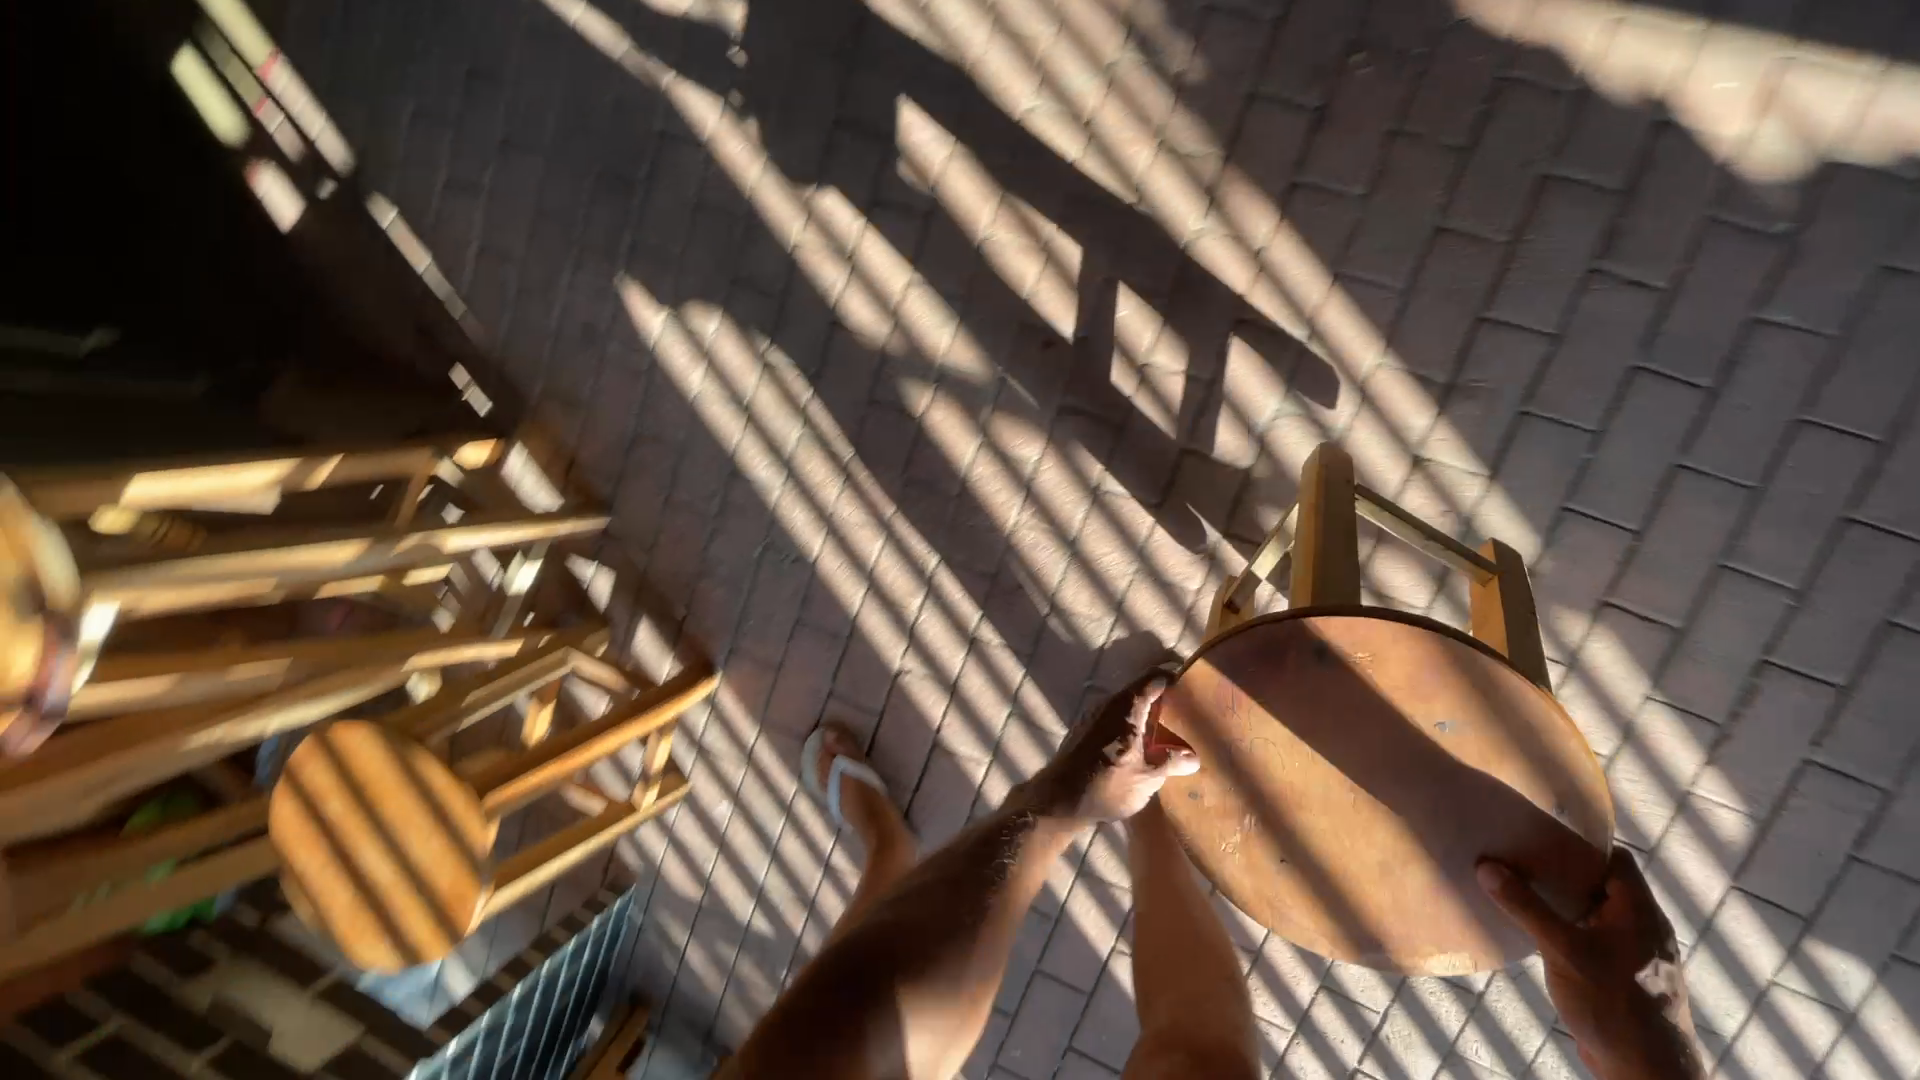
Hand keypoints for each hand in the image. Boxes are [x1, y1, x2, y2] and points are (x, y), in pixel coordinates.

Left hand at [1021, 675, 1198, 824]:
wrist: (1058, 800)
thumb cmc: (1106, 786)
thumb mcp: (1146, 779)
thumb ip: (1171, 763)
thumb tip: (1192, 758)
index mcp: (1126, 708)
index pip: (1152, 679)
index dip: (1171, 677)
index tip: (1188, 682)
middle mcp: (1107, 704)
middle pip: (1138, 691)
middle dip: (1160, 700)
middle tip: (1183, 713)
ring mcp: (1091, 716)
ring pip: (1124, 706)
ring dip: (1143, 715)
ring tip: (1164, 732)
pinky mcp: (1082, 730)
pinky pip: (1112, 719)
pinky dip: (1128, 726)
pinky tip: (1138, 746)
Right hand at [1478, 847, 1703, 1079]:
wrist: (1647, 1073)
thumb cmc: (1615, 1006)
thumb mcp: (1564, 951)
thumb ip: (1527, 907)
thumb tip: (1487, 866)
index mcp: (1640, 913)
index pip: (1617, 860)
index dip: (1584, 842)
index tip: (1542, 829)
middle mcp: (1641, 928)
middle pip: (1601, 883)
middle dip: (1562, 868)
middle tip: (1519, 852)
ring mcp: (1631, 953)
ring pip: (1593, 911)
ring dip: (1560, 899)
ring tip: (1519, 885)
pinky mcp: (1618, 975)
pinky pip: (1589, 936)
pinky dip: (1564, 926)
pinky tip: (1533, 929)